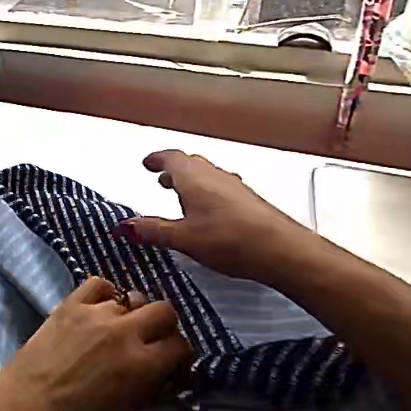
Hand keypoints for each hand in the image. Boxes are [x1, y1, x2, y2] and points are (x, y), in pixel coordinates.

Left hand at [0, 276, 191, 410]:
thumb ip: (150, 387)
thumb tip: (164, 373)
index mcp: (143, 365)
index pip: (181, 345)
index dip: (179, 354)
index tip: (171, 362)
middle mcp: (124, 332)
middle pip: (164, 310)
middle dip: (164, 326)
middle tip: (152, 341)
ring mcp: (94, 313)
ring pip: (131, 297)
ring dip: (132, 312)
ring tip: (120, 328)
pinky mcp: (68, 304)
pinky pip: (98, 284)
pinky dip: (105, 294)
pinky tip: (100, 309)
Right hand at [117, 149, 325, 284]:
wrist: (285, 252)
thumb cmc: (233, 239)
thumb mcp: (182, 238)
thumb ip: (152, 230)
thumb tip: (125, 226)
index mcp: (194, 178)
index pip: (171, 158)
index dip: (157, 159)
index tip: (148, 163)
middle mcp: (215, 177)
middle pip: (191, 164)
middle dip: (174, 170)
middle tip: (162, 178)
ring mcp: (236, 189)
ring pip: (209, 176)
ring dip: (193, 182)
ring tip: (184, 196)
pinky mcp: (251, 203)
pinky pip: (224, 190)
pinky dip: (210, 194)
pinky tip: (210, 214)